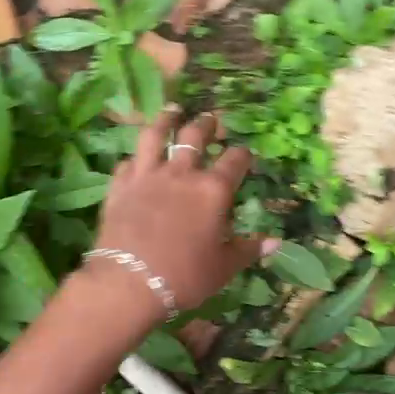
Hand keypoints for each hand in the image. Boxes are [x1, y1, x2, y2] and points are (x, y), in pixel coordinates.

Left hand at [87, 108, 273, 317]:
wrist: (129, 282)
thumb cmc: (185, 276)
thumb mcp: (223, 268)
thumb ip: (247, 249)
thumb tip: (274, 242)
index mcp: (213, 190)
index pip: (235, 161)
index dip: (243, 155)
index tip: (245, 153)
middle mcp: (181, 173)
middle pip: (195, 136)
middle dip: (207, 125)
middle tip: (212, 120)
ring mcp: (147, 176)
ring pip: (156, 136)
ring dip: (165, 120)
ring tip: (171, 111)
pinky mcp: (120, 186)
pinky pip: (128, 163)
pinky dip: (135, 158)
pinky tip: (136, 158)